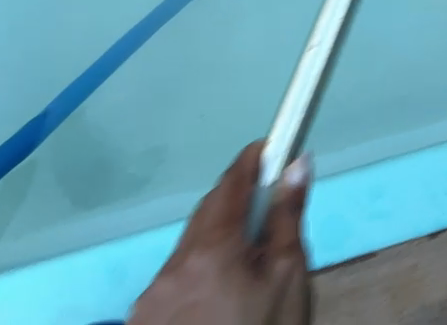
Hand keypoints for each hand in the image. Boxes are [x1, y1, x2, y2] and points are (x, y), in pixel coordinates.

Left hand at [127, 143, 311, 324]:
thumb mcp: (290, 275)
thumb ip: (287, 217)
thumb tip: (296, 163)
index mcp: (210, 250)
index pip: (230, 184)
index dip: (252, 160)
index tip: (275, 146)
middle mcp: (171, 268)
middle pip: (206, 213)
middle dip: (237, 198)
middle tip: (273, 203)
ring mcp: (151, 301)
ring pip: (190, 247)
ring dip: (219, 236)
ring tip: (253, 260)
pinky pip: (176, 278)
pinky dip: (201, 269)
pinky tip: (225, 293)